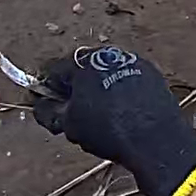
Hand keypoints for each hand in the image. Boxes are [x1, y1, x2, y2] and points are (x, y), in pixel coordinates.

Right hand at [30, 47, 195, 195]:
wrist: (156, 139)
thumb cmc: (108, 130)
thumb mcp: (69, 125)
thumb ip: (49, 112)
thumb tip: (39, 104)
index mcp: (82, 63)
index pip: (55, 72)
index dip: (50, 90)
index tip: (51, 106)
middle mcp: (106, 55)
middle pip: (82, 70)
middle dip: (77, 89)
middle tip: (78, 113)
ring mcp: (131, 62)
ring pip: (106, 74)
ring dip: (100, 89)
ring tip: (104, 116)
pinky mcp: (151, 73)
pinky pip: (128, 80)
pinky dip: (122, 92)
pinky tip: (125, 113)